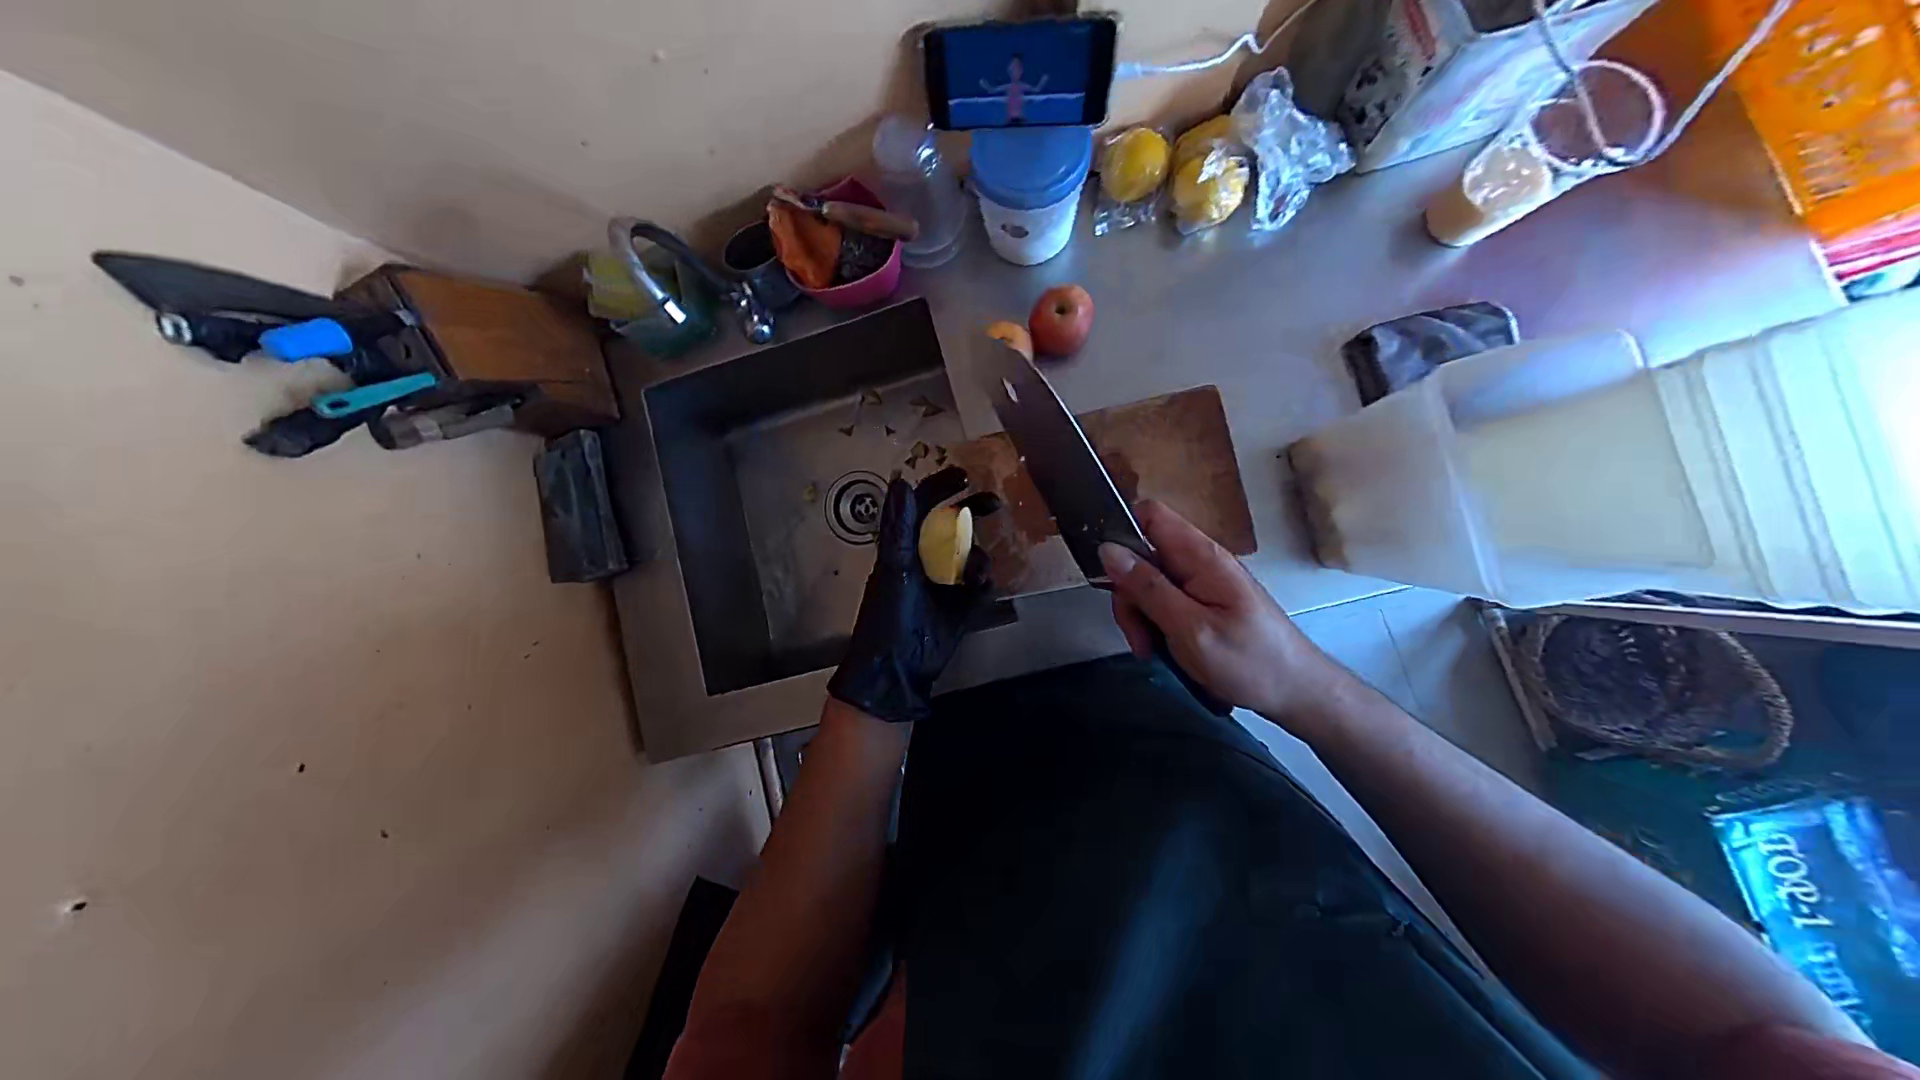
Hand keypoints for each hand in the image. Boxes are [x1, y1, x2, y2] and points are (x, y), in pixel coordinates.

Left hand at [828, 467, 997, 723]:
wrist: (897, 668)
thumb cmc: (887, 616)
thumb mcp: (894, 568)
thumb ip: (900, 527)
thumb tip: (900, 482)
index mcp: (905, 546)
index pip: (924, 507)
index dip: (941, 487)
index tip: (964, 475)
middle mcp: (927, 559)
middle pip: (955, 526)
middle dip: (973, 513)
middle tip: (995, 503)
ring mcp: (946, 583)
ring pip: (973, 555)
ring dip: (979, 558)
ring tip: (977, 571)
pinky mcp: (962, 606)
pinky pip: (981, 587)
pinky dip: (984, 584)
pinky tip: (980, 588)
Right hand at [1099, 500, 1342, 718]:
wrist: (1298, 693)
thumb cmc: (1250, 662)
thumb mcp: (1189, 629)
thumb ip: (1148, 587)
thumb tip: (1109, 550)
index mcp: (1200, 556)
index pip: (1150, 515)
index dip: (1121, 531)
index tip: (1108, 572)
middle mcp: (1200, 561)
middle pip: (1143, 554)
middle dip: (1128, 592)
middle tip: (1136, 634)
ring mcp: (1202, 582)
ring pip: (1149, 581)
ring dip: (1140, 614)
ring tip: (1150, 649)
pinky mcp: (1204, 602)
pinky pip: (1165, 600)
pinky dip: (1155, 623)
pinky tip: (1162, 648)